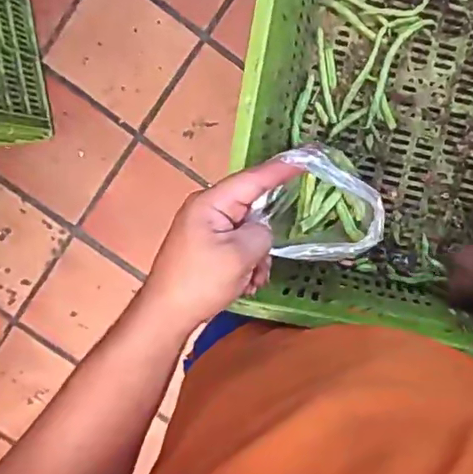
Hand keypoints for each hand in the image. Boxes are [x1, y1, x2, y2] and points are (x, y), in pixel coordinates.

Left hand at [140, 159, 303, 329]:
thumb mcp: (240, 255)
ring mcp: (206, 229)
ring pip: (249, 232)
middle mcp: (207, 210)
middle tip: (264, 260)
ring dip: (257, 256)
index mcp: (211, 203)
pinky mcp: (207, 248)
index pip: (253, 179)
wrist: (166, 316)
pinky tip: (245, 284)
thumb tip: (262, 231)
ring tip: (251, 278)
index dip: (282, 169)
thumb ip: (262, 233)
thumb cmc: (200, 282)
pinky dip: (247, 264)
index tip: (306, 158)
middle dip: (265, 236)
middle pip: (252, 209)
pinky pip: (238, 246)